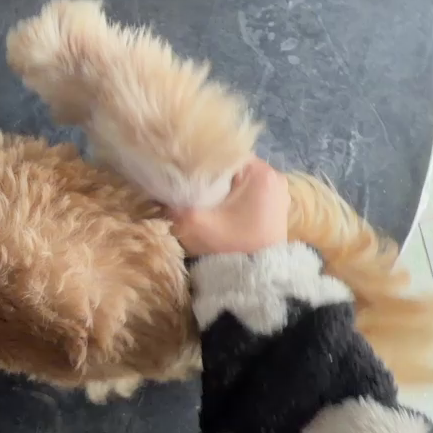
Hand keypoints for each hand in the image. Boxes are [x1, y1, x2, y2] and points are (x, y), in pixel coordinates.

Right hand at [167, 159, 289, 256]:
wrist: (257, 281)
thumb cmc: (228, 246)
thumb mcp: (192, 222)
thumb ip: (171, 200)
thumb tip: (155, 186)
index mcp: (261, 173)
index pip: (224, 151)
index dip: (198, 158)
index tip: (178, 167)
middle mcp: (274, 177)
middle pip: (231, 164)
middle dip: (208, 172)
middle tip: (183, 181)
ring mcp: (277, 194)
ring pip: (238, 179)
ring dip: (217, 185)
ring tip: (194, 193)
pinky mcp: (273, 209)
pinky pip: (246, 192)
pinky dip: (228, 196)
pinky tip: (212, 205)